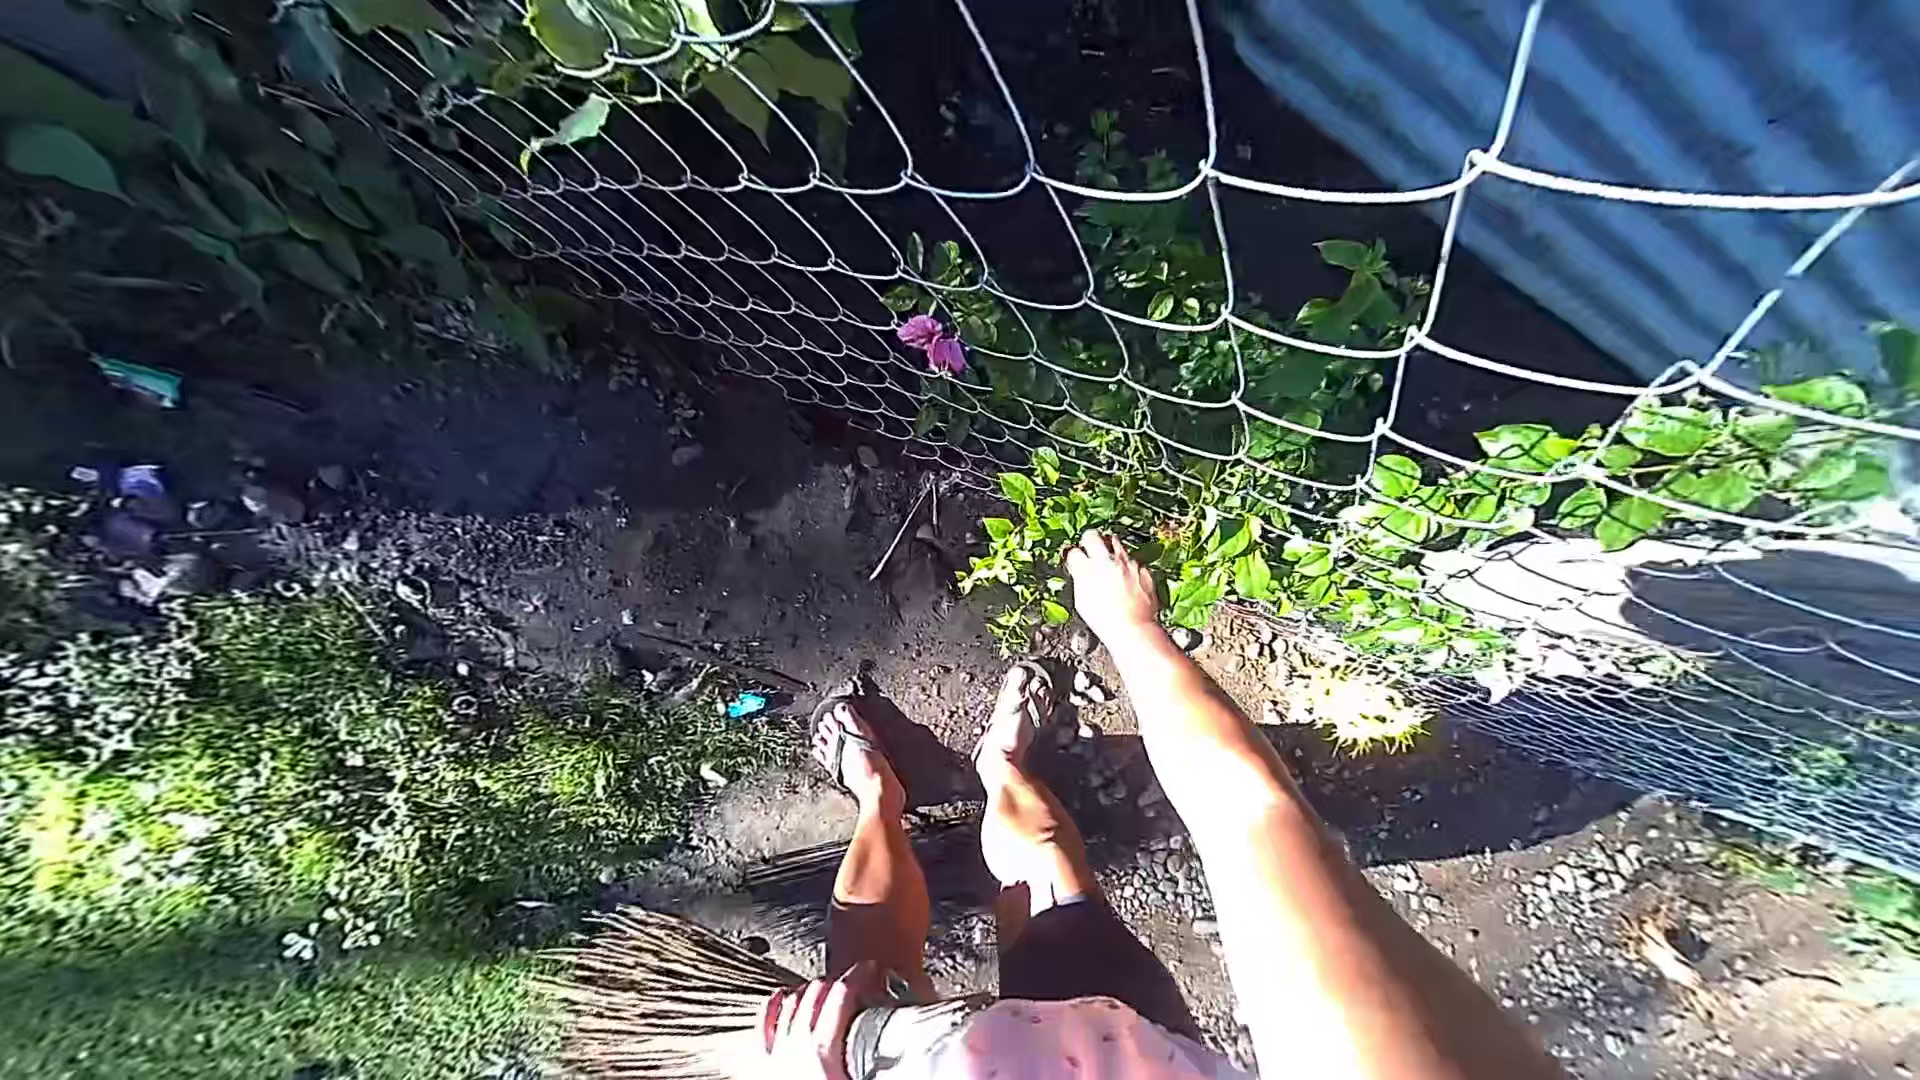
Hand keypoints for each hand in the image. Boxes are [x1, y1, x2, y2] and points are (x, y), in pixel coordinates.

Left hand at [759, 965, 873, 1079]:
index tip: (873, 969)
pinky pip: (765, 1022)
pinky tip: (785, 997)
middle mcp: (797, 1042)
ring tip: (829, 992)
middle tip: (857, 986)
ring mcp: (776, 1052)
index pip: (843, 992)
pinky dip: (776, 1005)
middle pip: (818, 990)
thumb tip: (903, 1049)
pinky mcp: (760, 1065)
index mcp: (822, 1049)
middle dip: (839, 981)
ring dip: (812, 990)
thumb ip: (879, 1066)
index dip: (860, 975)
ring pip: (793, 999)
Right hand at [1063, 530, 1160, 643]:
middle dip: (1089, 539)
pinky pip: (1132, 560)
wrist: (1133, 628)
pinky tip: (1126, 579)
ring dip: (1110, 550)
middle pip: (1093, 535)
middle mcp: (1107, 561)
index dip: (1073, 555)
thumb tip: (1079, 570)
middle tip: (1090, 547)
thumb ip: (1080, 578)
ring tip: (1109, 562)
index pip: (1073, 551)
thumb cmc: (1106, 620)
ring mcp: (1126, 563)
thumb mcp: (1082, 600)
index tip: (1075, 558)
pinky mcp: (1142, 568)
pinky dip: (1128, 566)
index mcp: (1087, 569)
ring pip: (1116, 543)